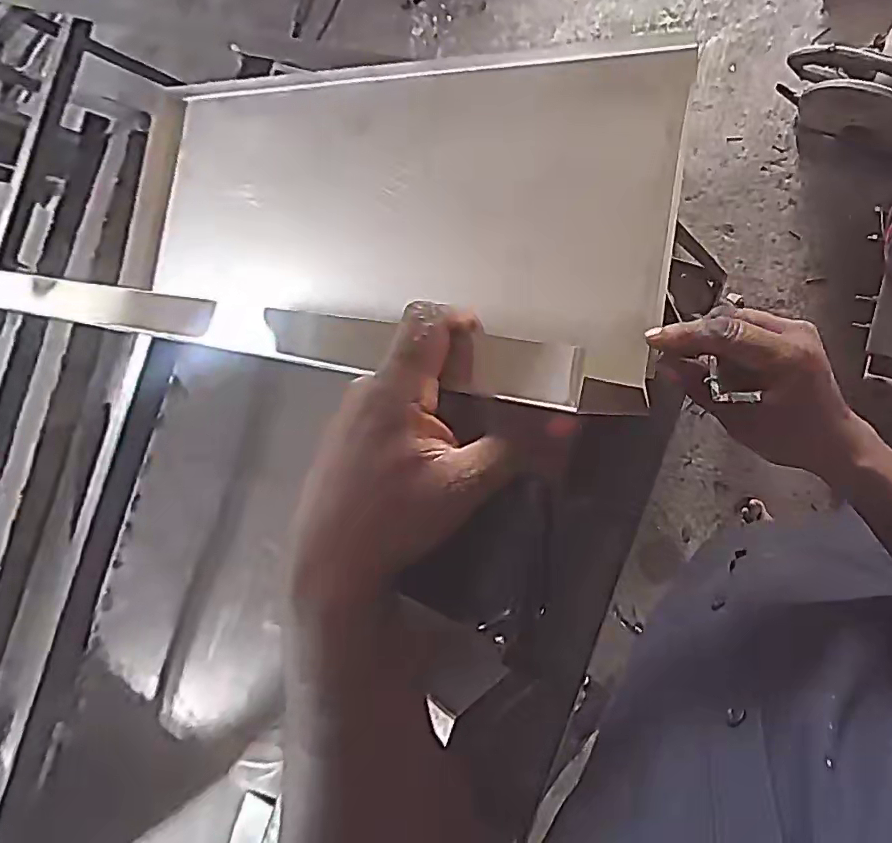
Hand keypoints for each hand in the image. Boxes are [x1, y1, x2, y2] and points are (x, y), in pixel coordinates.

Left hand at [290, 302, 557, 632]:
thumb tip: (564, 426)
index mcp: (392, 390)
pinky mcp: (351, 434)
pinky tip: (440, 449)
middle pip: (423, 350)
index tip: (496, 346)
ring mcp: (354, 412)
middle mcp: (368, 390)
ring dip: (448, 391)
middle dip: (466, 366)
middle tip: (498, 396)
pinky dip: (428, 410)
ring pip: (412, 378)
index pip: (426, 322)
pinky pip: (397, 402)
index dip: (463, 319)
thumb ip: (517, 446)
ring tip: (474, 427)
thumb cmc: (389, 524)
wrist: (327, 572)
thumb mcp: (464, 484)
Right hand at [647, 307, 878, 478]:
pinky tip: (726, 369)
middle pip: (730, 319)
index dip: (686, 335)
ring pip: (739, 320)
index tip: (658, 339)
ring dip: (714, 341)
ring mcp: (798, 329)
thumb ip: (702, 390)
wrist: (835, 440)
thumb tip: (671, 367)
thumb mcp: (741, 422)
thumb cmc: (797, 440)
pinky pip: (751, 327)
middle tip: (670, 354)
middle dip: (697, 337)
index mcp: (788, 357)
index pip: (726, 332)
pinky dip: (731, 344)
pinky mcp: (794, 332)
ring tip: (705, 372)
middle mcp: (797, 334)